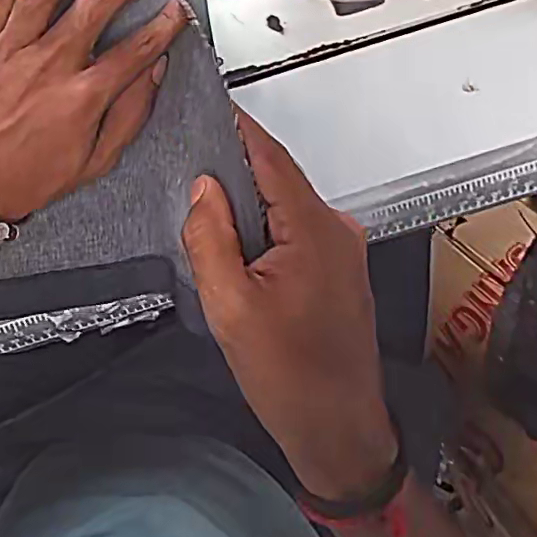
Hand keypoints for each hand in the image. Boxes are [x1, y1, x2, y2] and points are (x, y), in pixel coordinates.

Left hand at [0, 0, 187, 284]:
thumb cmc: (27, 175)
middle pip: (98, 1)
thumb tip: (155, 70)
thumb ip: (131, 114)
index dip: (166, 22)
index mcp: (81, 99)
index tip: (176, 8)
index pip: (138, 47)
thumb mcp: (96, 162)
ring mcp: (12, 49)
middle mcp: (48, 66)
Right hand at [182, 108, 398, 503]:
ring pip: (285, 200)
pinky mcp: (339, 265)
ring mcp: (342, 248)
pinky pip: (295, 223)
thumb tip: (203, 188)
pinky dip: (266, 220)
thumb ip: (210, 237)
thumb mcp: (229, 305)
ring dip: (250, 197)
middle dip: (236, 164)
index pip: (271, 158)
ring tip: (210, 205)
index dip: (239, 128)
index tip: (214, 105)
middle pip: (278, 176)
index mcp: (313, 232)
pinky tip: (240, 239)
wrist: (340, 431)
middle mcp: (336, 231)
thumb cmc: (292, 378)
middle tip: (195, 157)